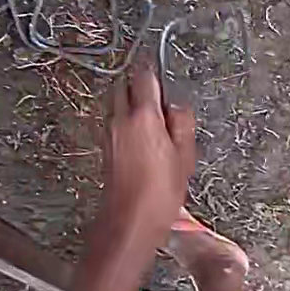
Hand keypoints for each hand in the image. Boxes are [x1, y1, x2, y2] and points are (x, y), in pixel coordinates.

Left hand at [96, 65, 194, 250]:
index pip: (144, 77)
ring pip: (116, 102)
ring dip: (130, 102)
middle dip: (139, 84)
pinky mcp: (105, 146)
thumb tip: (177, 106)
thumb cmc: (160, 191)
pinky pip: (114, 121)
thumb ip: (181, 123)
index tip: (163, 72)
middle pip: (123, 85)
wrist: (128, 219)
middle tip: (160, 96)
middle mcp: (120, 119)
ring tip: (153, 119)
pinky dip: (125, 119)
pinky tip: (143, 137)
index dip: (154, 72)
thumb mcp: (184, 156)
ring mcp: (108, 132)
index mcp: (143, 116)